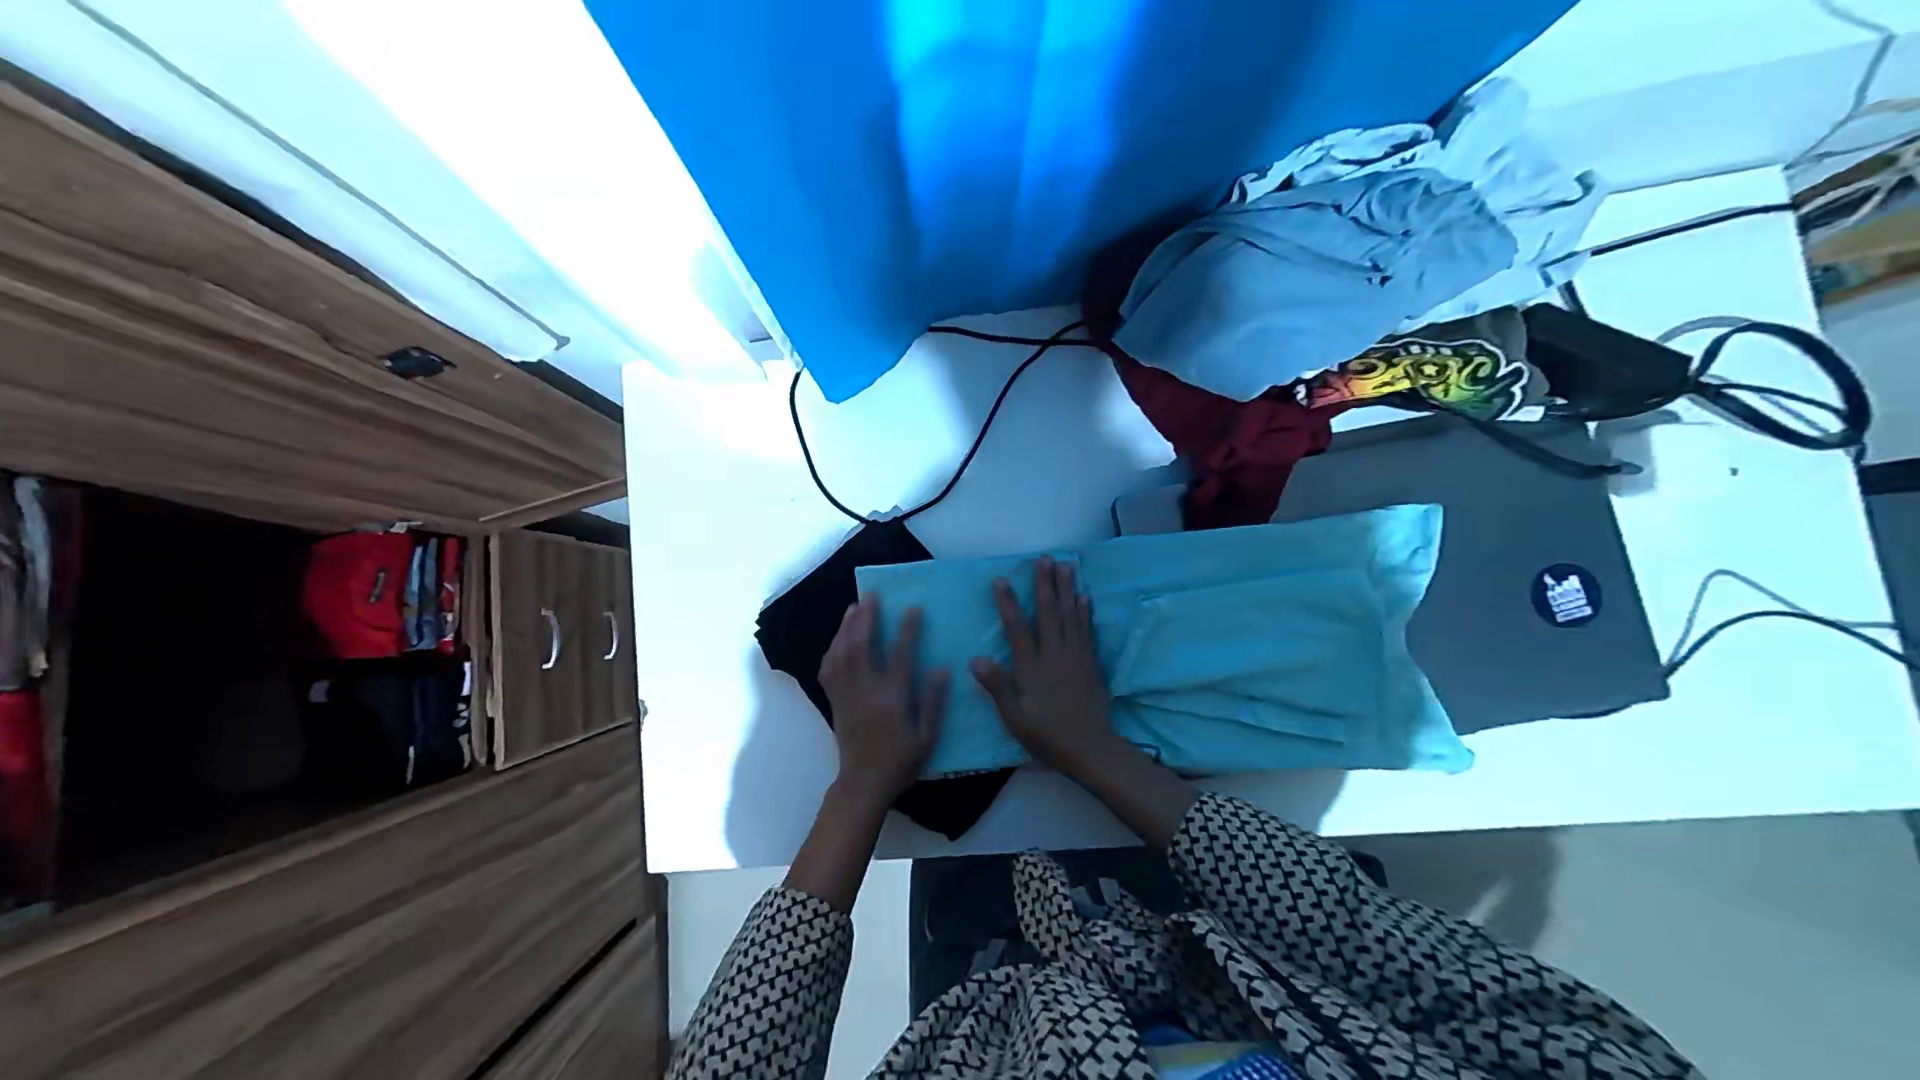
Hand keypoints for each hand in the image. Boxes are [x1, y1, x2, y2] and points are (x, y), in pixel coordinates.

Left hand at [819, 596, 948, 806]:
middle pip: (860, 645)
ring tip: (854, 607)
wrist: (863, 784)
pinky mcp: (834, 701)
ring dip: (846, 627)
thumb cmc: (901, 762)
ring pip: (841, 652)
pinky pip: (828, 668)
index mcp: (891, 698)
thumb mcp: (927, 737)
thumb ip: (932, 702)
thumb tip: (941, 669)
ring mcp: (845, 694)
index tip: (913, 608)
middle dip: (865, 618)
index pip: (899, 655)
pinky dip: (832, 648)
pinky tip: (838, 638)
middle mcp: (864, 691)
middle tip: (871, 596)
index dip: (906, 629)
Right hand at [970, 556, 1114, 770]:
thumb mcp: (1014, 717)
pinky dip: (1085, 612)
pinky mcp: (1091, 663)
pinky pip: (1088, 630)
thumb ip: (997, 686)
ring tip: (1066, 566)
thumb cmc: (1046, 735)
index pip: (1016, 628)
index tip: (1001, 579)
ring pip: (1070, 615)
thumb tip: (975, 658)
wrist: (1090, 748)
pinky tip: (1085, 598)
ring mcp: (1076, 656)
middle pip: (1048, 612)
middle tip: (1044, 558)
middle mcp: (1054, 654)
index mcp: (1031, 667)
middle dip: (1045, 584)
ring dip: (1067, 589)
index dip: (1007, 603)